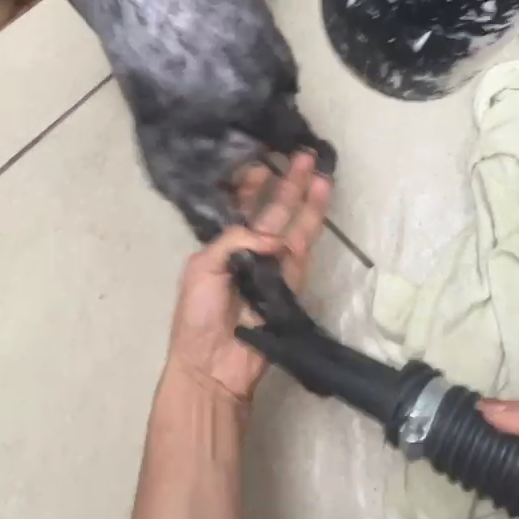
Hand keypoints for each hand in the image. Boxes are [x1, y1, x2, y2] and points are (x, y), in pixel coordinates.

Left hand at [165, 153, 331, 404]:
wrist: (212, 366)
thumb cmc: (197, 316)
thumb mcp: (202, 269)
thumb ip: (236, 242)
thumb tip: (275, 237)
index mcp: (225, 244)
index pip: (243, 204)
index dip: (254, 182)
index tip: (264, 156)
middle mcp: (252, 248)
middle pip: (274, 208)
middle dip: (289, 181)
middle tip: (304, 153)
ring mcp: (275, 264)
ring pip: (294, 222)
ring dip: (307, 196)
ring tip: (320, 169)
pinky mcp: (292, 281)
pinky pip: (304, 247)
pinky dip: (312, 222)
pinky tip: (320, 201)